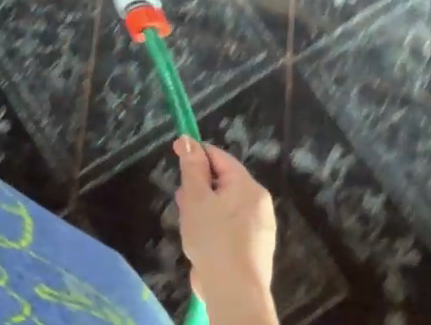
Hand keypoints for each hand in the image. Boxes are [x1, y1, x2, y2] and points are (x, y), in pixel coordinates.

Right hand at [174, 137, 276, 314]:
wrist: (234, 291)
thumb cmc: (213, 237)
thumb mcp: (195, 196)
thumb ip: (192, 166)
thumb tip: (188, 140)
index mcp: (248, 188)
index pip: (218, 156)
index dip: (194, 152)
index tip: (172, 154)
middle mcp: (258, 204)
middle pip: (220, 180)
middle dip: (196, 187)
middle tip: (182, 202)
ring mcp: (258, 228)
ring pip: (221, 204)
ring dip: (201, 208)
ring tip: (190, 226)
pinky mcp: (252, 247)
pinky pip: (227, 224)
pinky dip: (211, 226)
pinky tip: (200, 241)